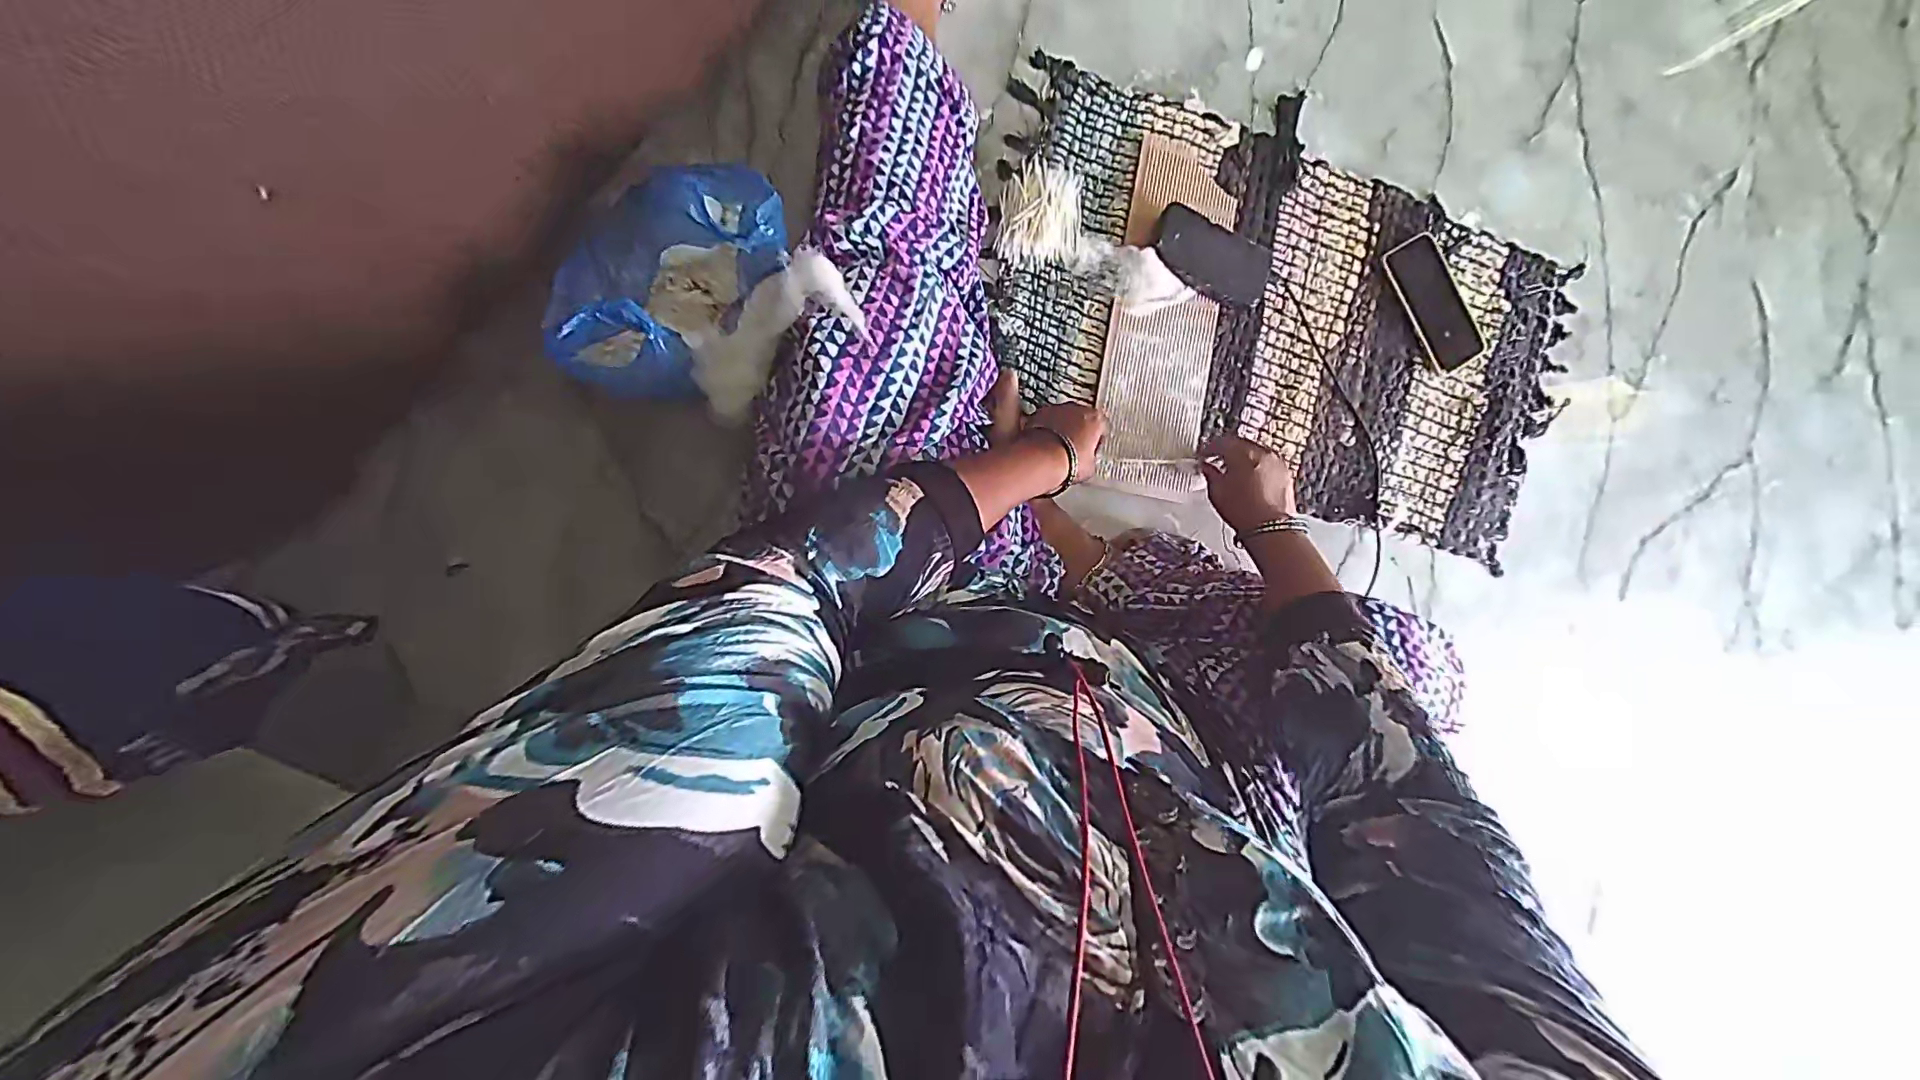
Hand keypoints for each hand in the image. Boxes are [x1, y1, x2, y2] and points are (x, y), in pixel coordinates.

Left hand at [986, 367, 1105, 486]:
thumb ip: (1091, 459)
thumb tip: (1087, 464)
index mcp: (1096, 419)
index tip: (1089, 451)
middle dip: (1076, 432)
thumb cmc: (1068, 460)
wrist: (1044, 459)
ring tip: (1056, 449)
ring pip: (1061, 418)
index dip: (1095, 443)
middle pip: (1080, 420)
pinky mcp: (1038, 413)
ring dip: (1060, 430)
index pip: (1100, 429)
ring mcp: (1057, 409)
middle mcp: (1077, 409)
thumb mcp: (1089, 467)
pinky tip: (1043, 445)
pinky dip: (1044, 430)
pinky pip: (1045, 421)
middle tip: (1072, 450)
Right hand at [1201, 434, 1296, 533]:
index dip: (1208, 448)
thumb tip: (1208, 468)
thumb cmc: (1246, 511)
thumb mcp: (1217, 491)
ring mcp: (1276, 462)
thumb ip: (1210, 474)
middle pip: (1240, 444)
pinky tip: (1249, 479)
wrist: (1270, 527)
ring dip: (1242, 458)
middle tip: (1215, 460)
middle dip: (1226, 451)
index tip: (1204, 455)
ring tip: (1232, 471)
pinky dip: (1256, 467)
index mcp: (1242, 453)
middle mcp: (1262, 453)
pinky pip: (1267, 463)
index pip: (1221, 442)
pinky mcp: (1285, 473)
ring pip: (1255, 452)